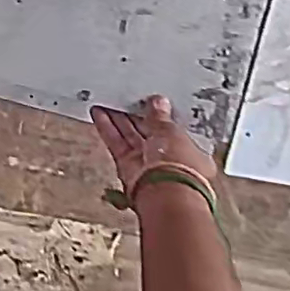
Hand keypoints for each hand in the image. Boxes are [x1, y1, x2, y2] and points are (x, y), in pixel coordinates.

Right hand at [90, 95, 218, 196]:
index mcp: (190, 152)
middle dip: (135, 115)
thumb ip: (160, 116)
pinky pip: (115, 142)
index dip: (160, 116)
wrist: (163, 191)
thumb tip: (158, 103)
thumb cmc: (180, 168)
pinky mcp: (127, 166)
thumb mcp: (172, 131)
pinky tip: (99, 114)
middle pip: (147, 132)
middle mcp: (167, 159)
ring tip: (107, 102)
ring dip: (117, 118)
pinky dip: (106, 127)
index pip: (172, 129)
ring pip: (129, 136)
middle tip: (125, 99)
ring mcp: (146, 163)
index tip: (149, 102)